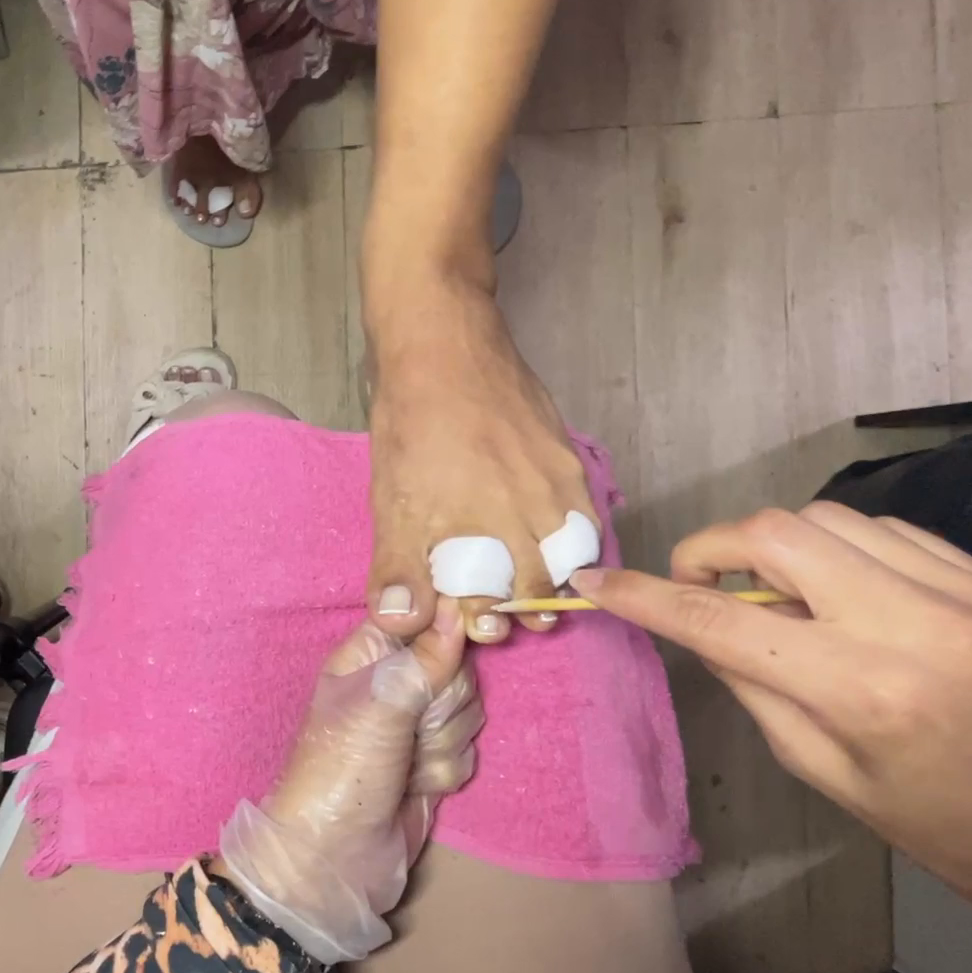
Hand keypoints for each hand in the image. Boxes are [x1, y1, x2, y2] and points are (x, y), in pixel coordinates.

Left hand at [218, 600, 482, 963]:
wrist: (335, 858)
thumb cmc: (341, 768)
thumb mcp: (380, 705)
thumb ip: (424, 658)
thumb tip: (453, 605)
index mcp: (369, 651)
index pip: (426, 614)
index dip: (449, 627)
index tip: (463, 646)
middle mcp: (392, 678)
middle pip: (458, 665)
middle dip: (443, 703)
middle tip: (411, 727)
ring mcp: (413, 720)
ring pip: (468, 708)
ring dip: (443, 741)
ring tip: (404, 761)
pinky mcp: (432, 757)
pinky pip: (468, 747)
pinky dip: (446, 768)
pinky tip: (415, 785)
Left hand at [366, 278, 595, 642]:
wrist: (445, 346)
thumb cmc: (410, 425)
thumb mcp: (390, 497)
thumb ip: (399, 562)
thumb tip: (399, 623)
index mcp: (487, 530)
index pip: (500, 604)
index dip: (485, 622)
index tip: (472, 625)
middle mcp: (536, 515)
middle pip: (543, 585)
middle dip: (523, 606)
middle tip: (500, 612)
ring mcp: (561, 486)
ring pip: (570, 554)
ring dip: (550, 576)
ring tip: (525, 581)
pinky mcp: (571, 460)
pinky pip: (581, 517)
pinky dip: (566, 540)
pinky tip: (544, 537)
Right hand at [570, 503, 971, 972]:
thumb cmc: (947, 826)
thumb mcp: (822, 767)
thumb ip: (752, 681)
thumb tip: (702, 624)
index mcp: (865, 689)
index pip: (718, 619)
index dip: (644, 595)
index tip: (597, 581)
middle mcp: (919, 624)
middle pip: (776, 532)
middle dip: (712, 547)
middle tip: (701, 582)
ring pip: (831, 519)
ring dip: (779, 545)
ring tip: (780, 591)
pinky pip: (891, 533)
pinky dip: (842, 550)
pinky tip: (845, 590)